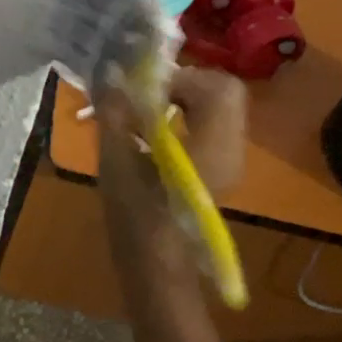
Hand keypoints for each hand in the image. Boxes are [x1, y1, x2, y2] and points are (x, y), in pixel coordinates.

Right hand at [96, 66, 247, 271]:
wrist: (157, 268)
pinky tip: (154, 138)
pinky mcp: (220, 171)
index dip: (181, 77)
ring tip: (145, 116)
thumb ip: (115, 112)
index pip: (218, 86)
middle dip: (183, 85)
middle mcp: (232, 147)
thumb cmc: (137, 216)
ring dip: (183, 101)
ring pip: (217, 109)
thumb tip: (109, 72)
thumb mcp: (116, 160)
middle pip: (222, 92)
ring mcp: (229, 161)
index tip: (144, 89)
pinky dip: (186, 119)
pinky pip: (210, 127)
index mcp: (213, 143)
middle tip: (145, 97)